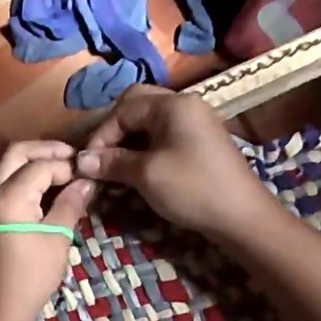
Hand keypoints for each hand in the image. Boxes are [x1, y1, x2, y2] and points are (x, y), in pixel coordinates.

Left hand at [0, 140, 93, 320]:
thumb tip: (86, 182)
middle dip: (44, 149)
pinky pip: (0, 182)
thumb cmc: (33, 275)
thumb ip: (70, 204)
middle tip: (72, 156)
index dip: (66, 165)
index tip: (88, 172)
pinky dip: (20, 175)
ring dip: (30, 160)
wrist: (3, 309)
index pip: (40, 166)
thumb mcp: (57, 238)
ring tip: (59, 168)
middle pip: (15, 153)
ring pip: (4, 165)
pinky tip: (41, 186)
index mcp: (9, 196)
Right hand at [75, 86, 279, 238]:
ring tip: (116, 166)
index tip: (87, 163)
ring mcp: (197, 122)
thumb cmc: (192, 188)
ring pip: (152, 121)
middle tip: (101, 158)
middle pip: (138, 106)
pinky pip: (166, 135)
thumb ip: (112, 163)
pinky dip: (147, 148)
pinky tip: (139, 169)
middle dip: (115, 131)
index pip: (123, 109)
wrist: (241, 216)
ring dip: (130, 140)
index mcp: (172, 104)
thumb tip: (80, 161)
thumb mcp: (146, 175)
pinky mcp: (202, 142)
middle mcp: (186, 104)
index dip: (101, 135)